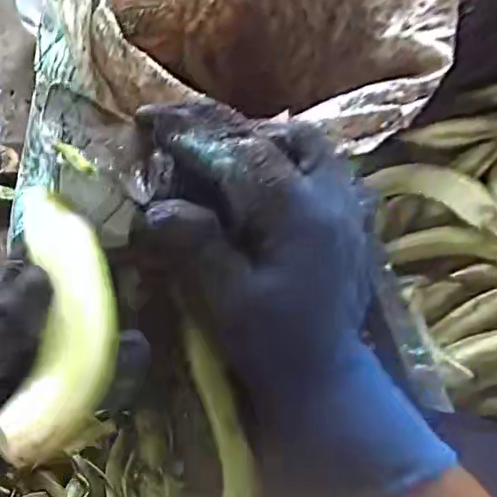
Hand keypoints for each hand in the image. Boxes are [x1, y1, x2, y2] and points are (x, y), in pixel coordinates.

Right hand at [138, 101, 453, 496]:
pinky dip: (276, 156)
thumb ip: (197, 248)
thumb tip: (158, 209)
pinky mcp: (347, 217)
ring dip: (253, 137)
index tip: (149, 120)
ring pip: (303, 143)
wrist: (322, 376)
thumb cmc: (271, 344)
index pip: (241, 153)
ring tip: (211, 150)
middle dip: (221, 127)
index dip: (192, 133)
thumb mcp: (225, 301)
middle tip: (174, 129)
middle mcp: (331, 196)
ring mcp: (346, 203)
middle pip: (277, 135)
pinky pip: (315, 165)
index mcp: (298, 215)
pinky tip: (250, 177)